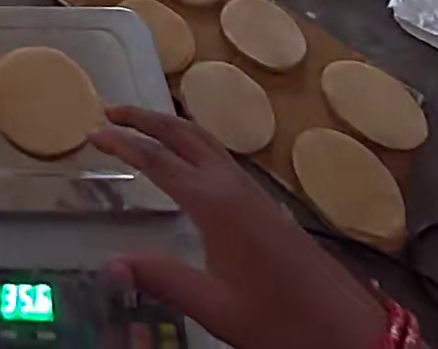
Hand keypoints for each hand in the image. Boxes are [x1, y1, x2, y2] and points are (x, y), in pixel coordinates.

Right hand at [90, 106, 386, 348]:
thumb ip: (161, 279)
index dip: (121, 143)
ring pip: (198, 135)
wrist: (344, 326)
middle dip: (141, 116)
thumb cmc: (279, 319)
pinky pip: (213, 147)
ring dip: (164, 122)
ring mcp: (245, 183)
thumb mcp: (216, 308)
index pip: (156, 159)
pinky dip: (185, 135)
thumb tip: (109, 264)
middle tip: (109, 111)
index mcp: (212, 202)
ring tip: (136, 121)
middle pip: (177, 132)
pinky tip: (181, 150)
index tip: (92, 133)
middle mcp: (227, 180)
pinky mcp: (256, 193)